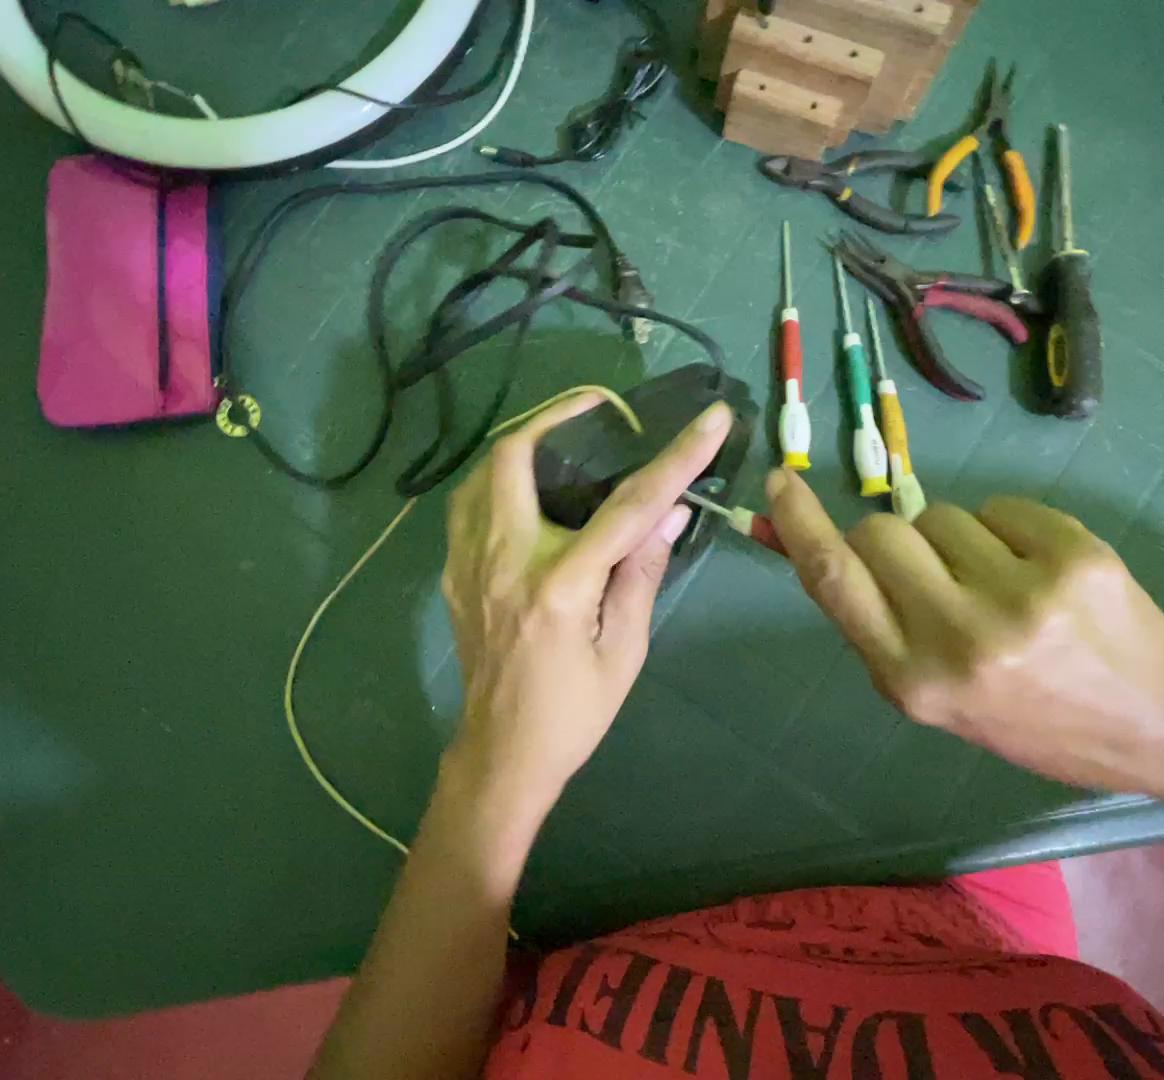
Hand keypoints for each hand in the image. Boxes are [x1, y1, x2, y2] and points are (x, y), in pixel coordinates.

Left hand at [440, 396, 733, 824]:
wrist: (501, 753)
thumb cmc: (573, 711)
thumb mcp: (625, 650)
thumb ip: (641, 573)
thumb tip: (671, 512)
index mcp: (558, 585)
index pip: (626, 506)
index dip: (676, 459)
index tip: (710, 419)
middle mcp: (503, 560)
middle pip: (513, 458)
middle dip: (555, 417)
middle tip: (596, 409)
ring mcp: (467, 565)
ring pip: (480, 475)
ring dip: (521, 446)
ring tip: (560, 443)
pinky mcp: (453, 575)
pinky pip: (467, 507)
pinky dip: (496, 483)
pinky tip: (523, 492)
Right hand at [765, 469, 1163, 797]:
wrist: (1161, 724)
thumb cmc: (1029, 718)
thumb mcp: (933, 696)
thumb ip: (874, 623)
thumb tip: (808, 548)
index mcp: (912, 680)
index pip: (834, 581)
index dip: (799, 525)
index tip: (780, 483)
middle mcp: (957, 638)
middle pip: (880, 532)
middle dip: (891, 538)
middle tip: (929, 571)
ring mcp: (1018, 596)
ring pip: (939, 515)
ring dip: (955, 539)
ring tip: (1000, 585)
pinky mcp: (1073, 557)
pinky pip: (1000, 506)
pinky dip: (1007, 528)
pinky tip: (1039, 571)